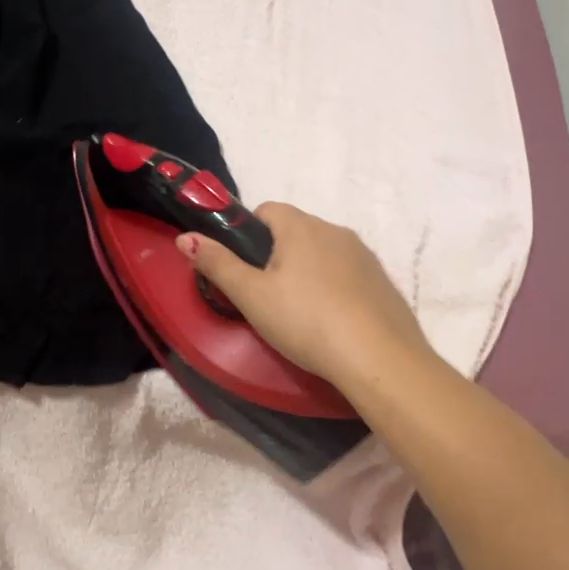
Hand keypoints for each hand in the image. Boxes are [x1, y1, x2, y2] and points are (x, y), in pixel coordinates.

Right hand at [176, 203, 432, 396]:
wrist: (380, 360)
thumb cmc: (306, 321)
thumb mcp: (250, 296)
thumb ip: (216, 264)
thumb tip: (184, 238)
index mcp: (300, 227)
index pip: (266, 210)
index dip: (248, 234)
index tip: (244, 268)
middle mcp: (335, 231)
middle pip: (295, 231)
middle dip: (277, 254)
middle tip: (265, 296)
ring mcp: (364, 256)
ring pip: (323, 253)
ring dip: (307, 271)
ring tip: (298, 313)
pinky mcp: (383, 282)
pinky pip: (348, 275)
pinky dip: (334, 289)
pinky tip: (331, 322)